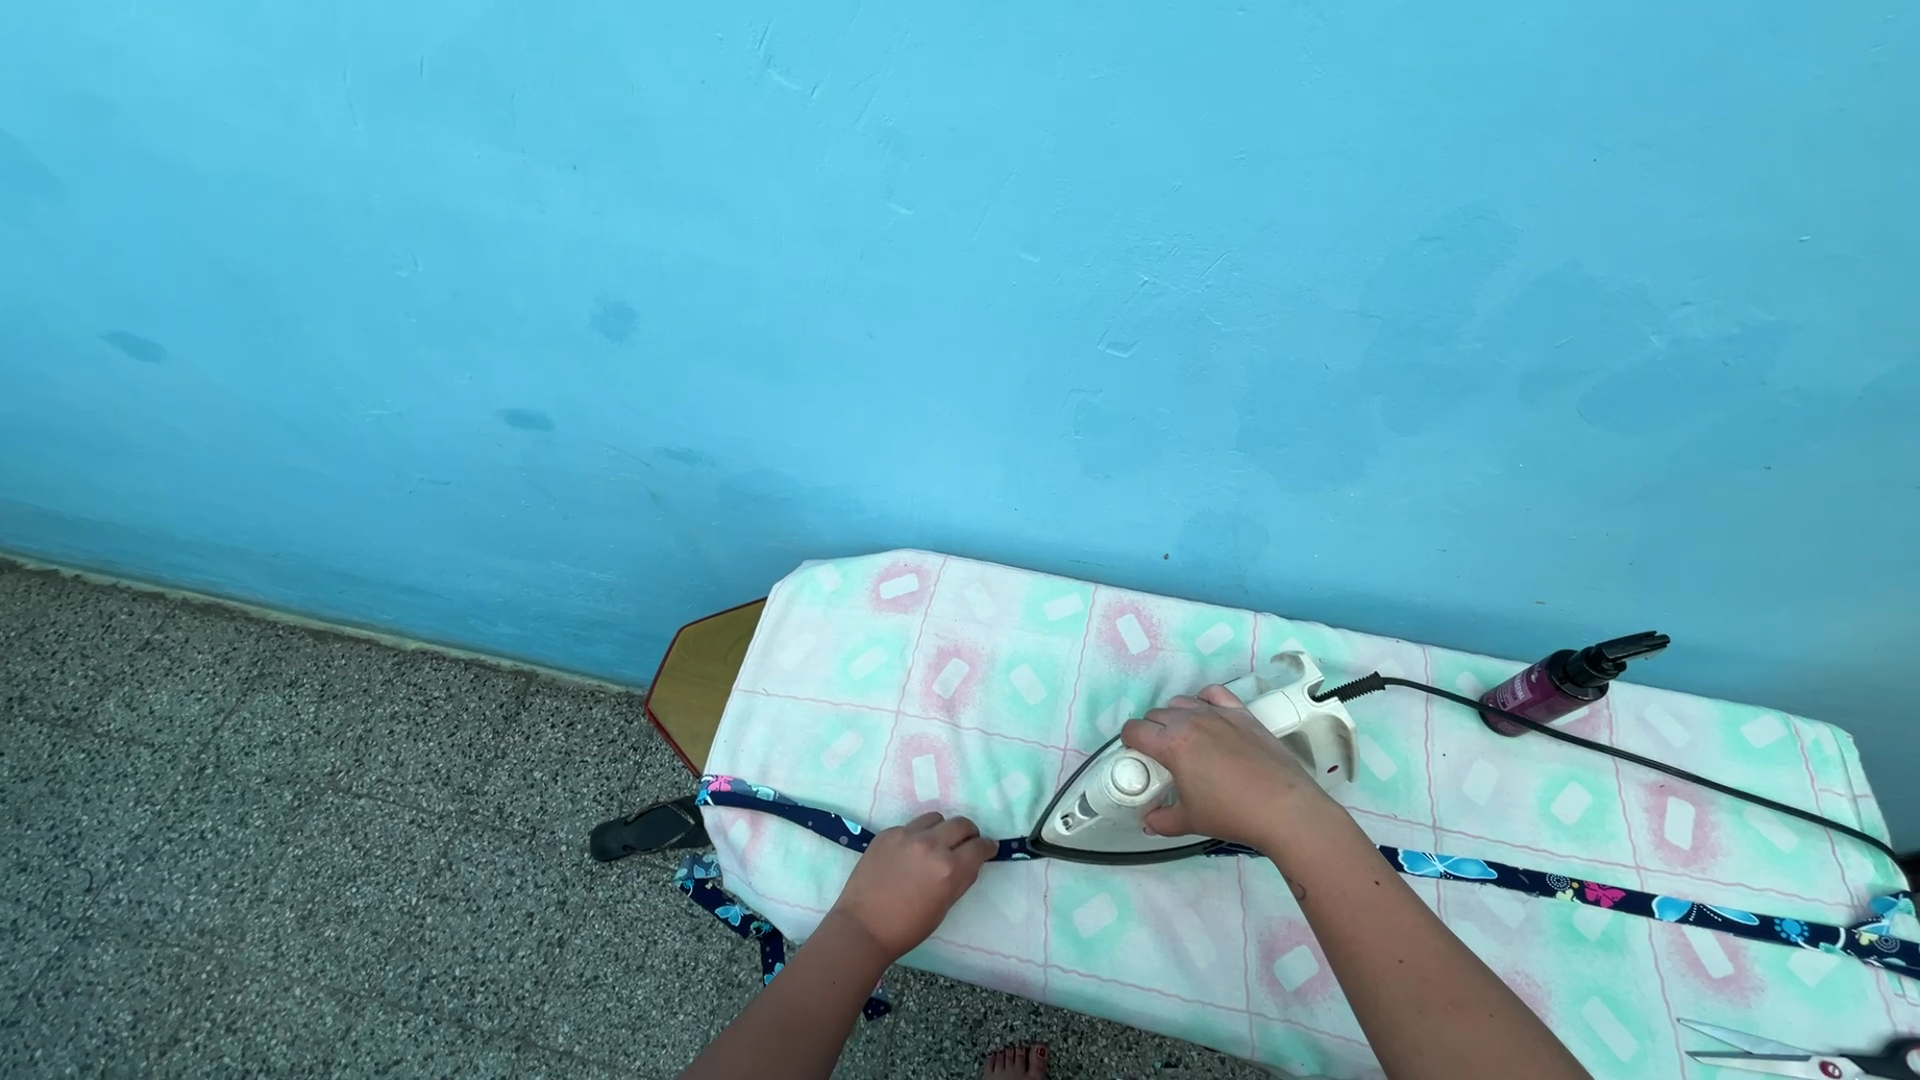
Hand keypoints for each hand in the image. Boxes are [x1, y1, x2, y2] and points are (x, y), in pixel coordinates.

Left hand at [826, 812, 996, 959]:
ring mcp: (906, 835)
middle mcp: (930, 845)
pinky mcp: (887, 833)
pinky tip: (909, 854)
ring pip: (936, 818)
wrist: (864, 927)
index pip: (979, 846)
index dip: (987, 847)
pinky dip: (916, 836)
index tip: (987, 849)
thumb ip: (961, 879)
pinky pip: (910, 826)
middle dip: (969, 833)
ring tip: (936, 844)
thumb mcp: (945, 906)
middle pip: (961, 824)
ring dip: (942, 829)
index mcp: (949, 869)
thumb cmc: (908, 927)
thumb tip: (971, 861)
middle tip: (966, 843)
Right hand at [1121, 684, 1333, 847]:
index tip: (1135, 754)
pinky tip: (1208, 716)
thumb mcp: (1190, 821)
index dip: (1128, 742)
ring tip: (1184, 738)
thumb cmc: (1233, 814)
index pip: (1134, 730)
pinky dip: (1205, 700)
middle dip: (1151, 731)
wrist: (1285, 809)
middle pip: (1156, 714)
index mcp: (1172, 744)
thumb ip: (1161, 820)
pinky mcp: (1242, 714)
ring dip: (1175, 716)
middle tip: (1160, 755)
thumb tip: (1148, 821)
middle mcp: (1191, 721)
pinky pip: (1214, 694)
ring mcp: (1218, 714)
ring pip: (1182, 702)